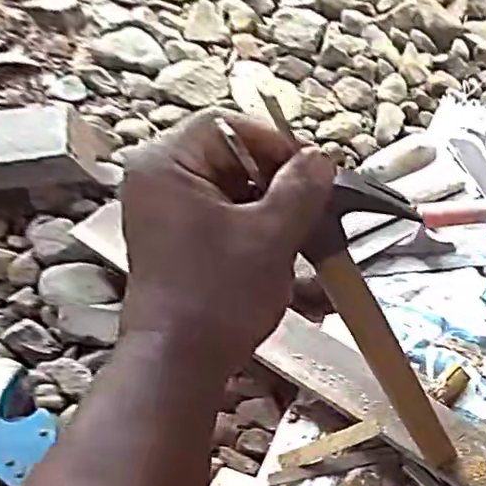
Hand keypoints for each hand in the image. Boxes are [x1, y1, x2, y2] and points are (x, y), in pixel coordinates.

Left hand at [119, 110, 334, 368]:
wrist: (185, 357)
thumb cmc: (220, 296)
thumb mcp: (270, 239)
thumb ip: (299, 194)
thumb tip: (322, 159)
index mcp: (168, 166)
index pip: (228, 128)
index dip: (278, 147)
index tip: (317, 178)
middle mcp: (164, 184)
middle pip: (235, 163)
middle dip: (283, 189)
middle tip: (319, 215)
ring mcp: (174, 218)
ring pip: (239, 199)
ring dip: (280, 220)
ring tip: (310, 246)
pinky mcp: (188, 248)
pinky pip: (234, 228)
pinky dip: (265, 241)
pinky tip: (291, 267)